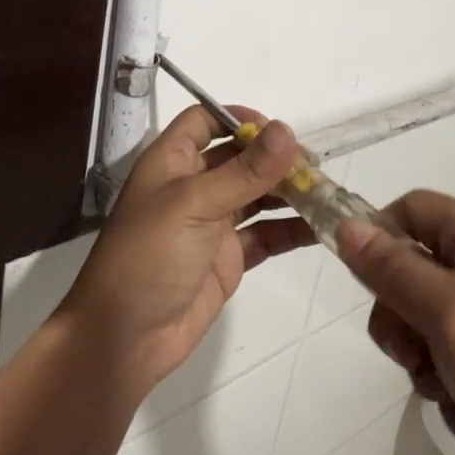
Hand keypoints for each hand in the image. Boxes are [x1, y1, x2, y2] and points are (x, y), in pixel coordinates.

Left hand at [56, 106, 316, 393]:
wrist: (125, 335)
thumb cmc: (149, 255)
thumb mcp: (194, 205)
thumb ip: (244, 172)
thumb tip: (286, 131)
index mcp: (171, 162)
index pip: (203, 121)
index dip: (238, 119)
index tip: (280, 131)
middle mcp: (191, 187)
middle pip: (238, 158)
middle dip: (275, 159)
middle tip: (318, 168)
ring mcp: (210, 224)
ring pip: (256, 196)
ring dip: (288, 194)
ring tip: (329, 195)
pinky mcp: (227, 259)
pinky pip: (264, 235)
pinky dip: (290, 230)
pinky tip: (322, 228)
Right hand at [336, 191, 454, 454]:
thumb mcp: (450, 315)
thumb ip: (392, 268)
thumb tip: (345, 222)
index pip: (410, 208)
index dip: (377, 237)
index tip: (363, 286)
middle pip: (415, 271)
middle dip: (402, 318)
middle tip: (416, 354)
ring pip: (433, 324)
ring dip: (428, 362)